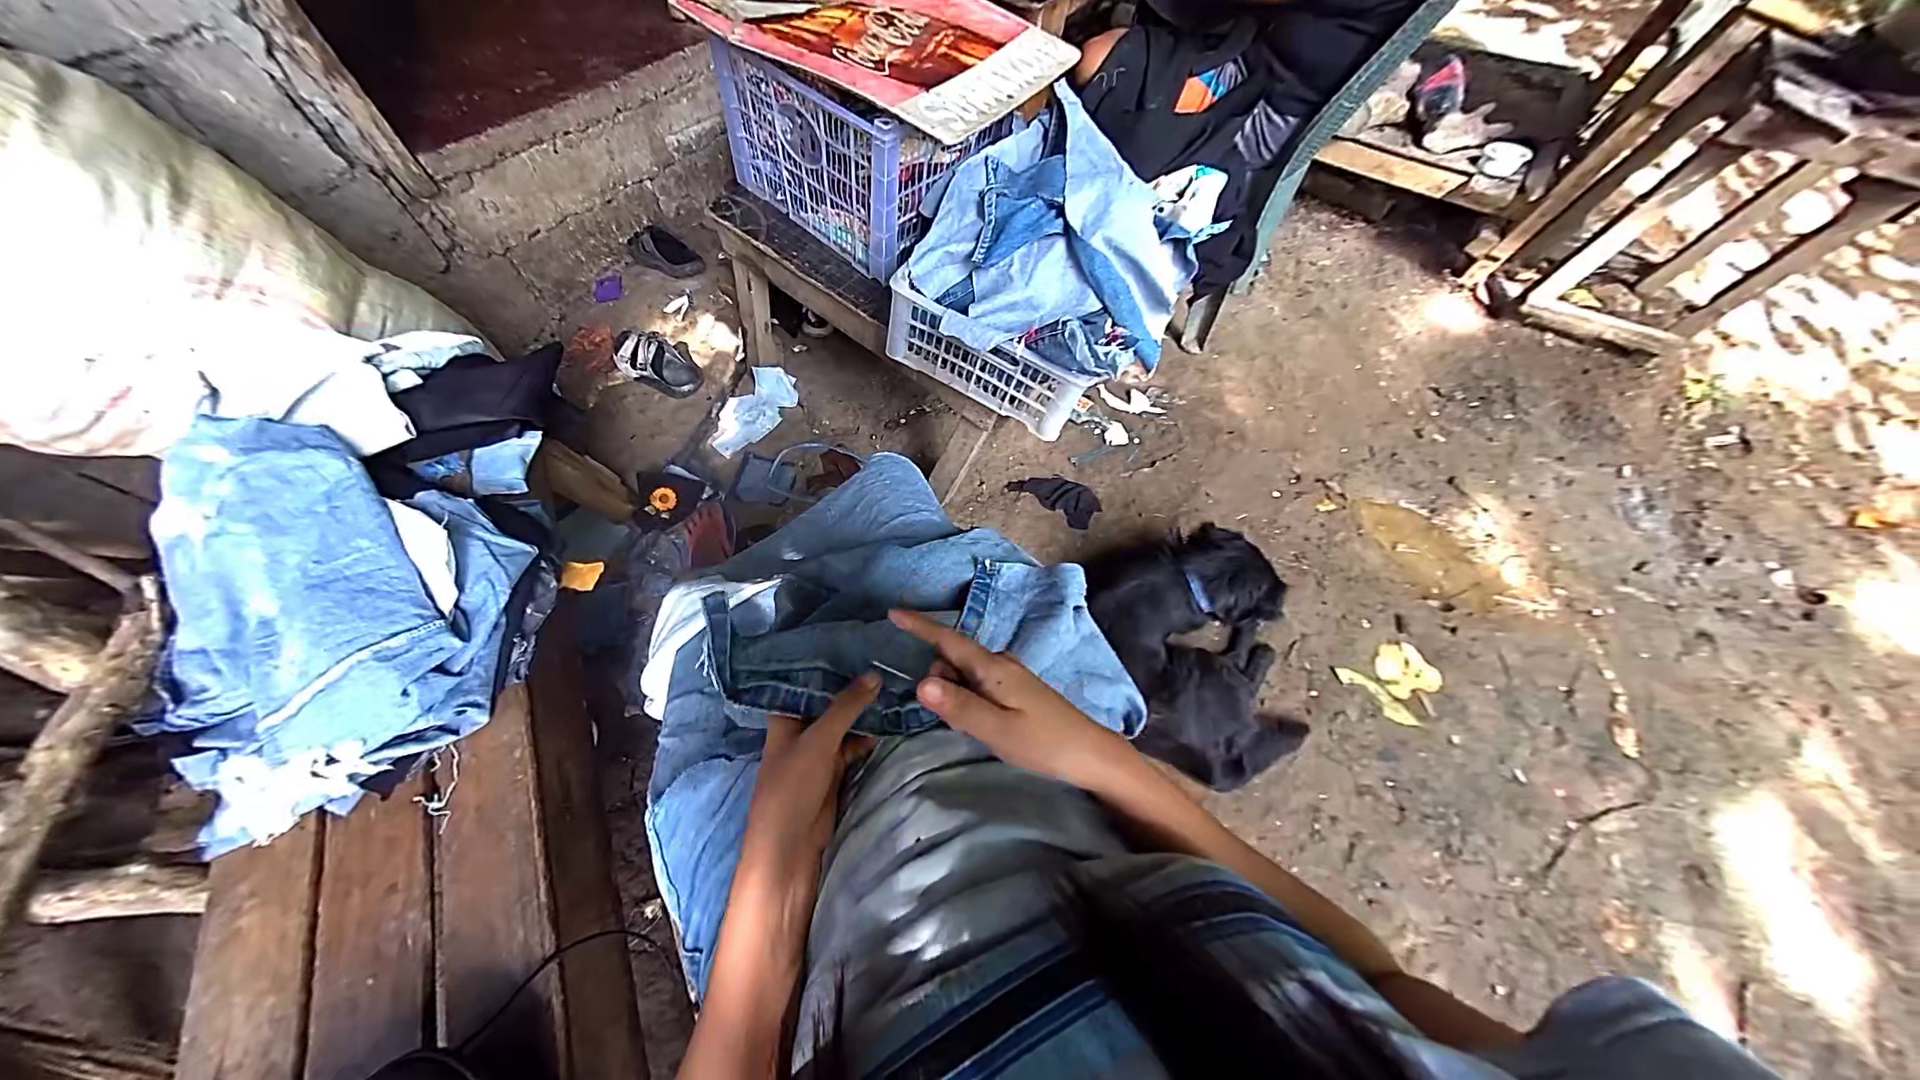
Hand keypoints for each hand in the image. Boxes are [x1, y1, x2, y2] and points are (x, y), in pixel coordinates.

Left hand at [736, 673, 879, 907]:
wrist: (789, 849)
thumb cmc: (791, 788)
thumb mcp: (818, 741)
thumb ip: (846, 707)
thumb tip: (874, 674)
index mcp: (784, 718)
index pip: (806, 680)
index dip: (828, 663)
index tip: (857, 641)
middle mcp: (801, 729)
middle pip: (829, 701)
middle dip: (853, 686)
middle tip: (885, 658)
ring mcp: (818, 750)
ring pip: (845, 722)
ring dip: (865, 710)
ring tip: (895, 682)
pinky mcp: (835, 769)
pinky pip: (855, 744)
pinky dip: (870, 735)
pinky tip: (891, 720)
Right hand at [888, 609, 1139, 791]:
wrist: (1090, 753)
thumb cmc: (1044, 742)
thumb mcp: (997, 731)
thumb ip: (959, 707)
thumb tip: (921, 683)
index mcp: (993, 668)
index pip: (948, 641)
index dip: (920, 626)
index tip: (893, 612)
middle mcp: (999, 663)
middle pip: (952, 660)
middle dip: (941, 684)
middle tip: (960, 722)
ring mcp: (1009, 675)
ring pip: (964, 675)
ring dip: (957, 697)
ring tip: (979, 729)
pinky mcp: (1014, 689)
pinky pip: (978, 685)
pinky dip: (970, 701)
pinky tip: (987, 725)